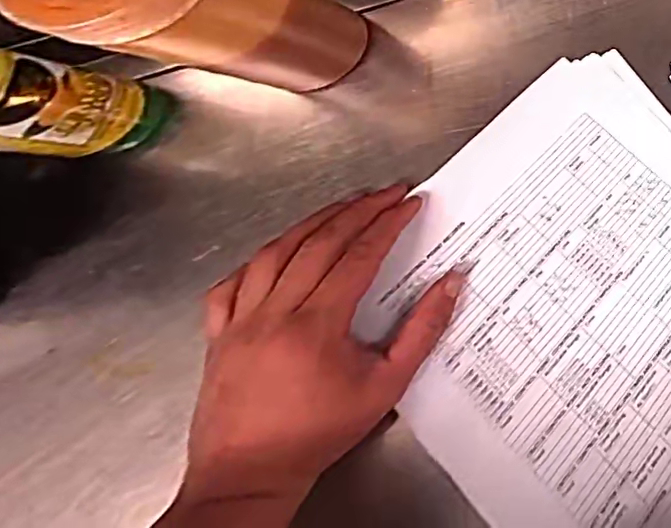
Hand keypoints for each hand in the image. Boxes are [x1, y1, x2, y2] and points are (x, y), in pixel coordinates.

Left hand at [166, 185, 461, 521]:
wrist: (247, 479)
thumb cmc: (321, 433)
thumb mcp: (390, 382)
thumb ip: (425, 327)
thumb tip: (453, 280)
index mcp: (315, 326)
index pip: (359, 255)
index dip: (388, 223)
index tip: (411, 203)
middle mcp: (272, 318)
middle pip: (319, 243)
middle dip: (359, 210)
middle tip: (389, 192)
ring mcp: (237, 327)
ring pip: (274, 254)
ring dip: (314, 222)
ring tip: (345, 204)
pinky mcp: (217, 339)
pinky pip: (232, 284)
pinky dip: (261, 257)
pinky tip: (283, 248)